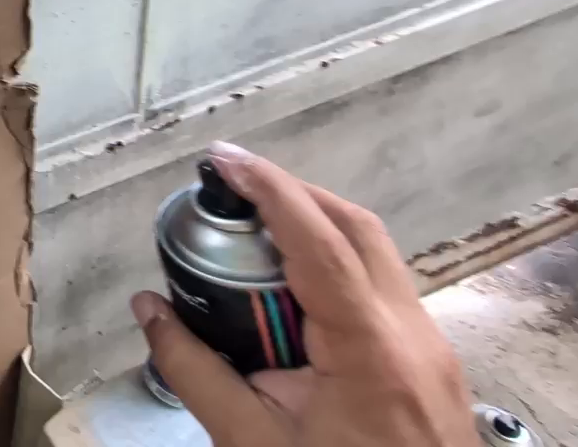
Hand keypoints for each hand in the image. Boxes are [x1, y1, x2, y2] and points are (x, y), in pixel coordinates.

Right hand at [133, 143, 480, 446]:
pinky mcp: (429, 363)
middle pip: (358, 229)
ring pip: (374, 252)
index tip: (223, 159)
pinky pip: (377, 284)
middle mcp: (414, 337)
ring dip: (311, 221)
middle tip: (231, 183)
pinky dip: (328, 257)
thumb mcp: (251, 443)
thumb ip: (193, 369)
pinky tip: (285, 283)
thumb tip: (147, 306)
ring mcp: (430, 349)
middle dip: (291, 192)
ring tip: (249, 224)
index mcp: (373, 355)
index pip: (321, 245)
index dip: (270, 190)